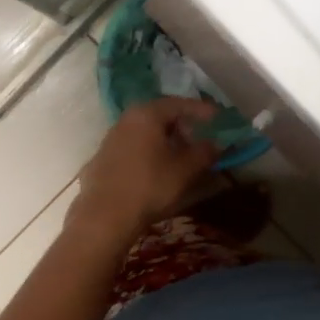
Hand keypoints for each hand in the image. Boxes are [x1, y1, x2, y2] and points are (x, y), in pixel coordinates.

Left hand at [67, 98, 219, 240]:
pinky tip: (154, 169)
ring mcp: (110, 139)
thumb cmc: (149, 186)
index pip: (178, 103)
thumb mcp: (184, 170)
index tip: (217, 116)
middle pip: (158, 115)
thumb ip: (204, 152)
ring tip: (179, 156)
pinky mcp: (102, 159)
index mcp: (146, 115)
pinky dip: (147, 151)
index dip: (200, 109)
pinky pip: (132, 147)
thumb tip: (216, 143)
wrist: (104, 216)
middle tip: (197, 138)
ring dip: (163, 139)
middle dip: (181, 125)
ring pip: (143, 131)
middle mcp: (125, 120)